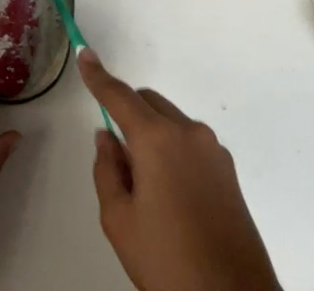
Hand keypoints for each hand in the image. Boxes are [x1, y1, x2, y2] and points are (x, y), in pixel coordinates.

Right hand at [79, 49, 280, 290]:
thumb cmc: (166, 260)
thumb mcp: (119, 219)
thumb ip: (107, 169)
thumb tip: (108, 137)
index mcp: (158, 140)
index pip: (120, 96)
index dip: (98, 76)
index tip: (84, 54)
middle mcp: (189, 134)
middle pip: (149, 103)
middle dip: (127, 114)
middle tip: (117, 160)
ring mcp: (214, 152)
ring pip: (171, 124)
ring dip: (152, 136)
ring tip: (147, 191)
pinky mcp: (229, 172)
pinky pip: (190, 145)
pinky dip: (173, 153)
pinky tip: (171, 198)